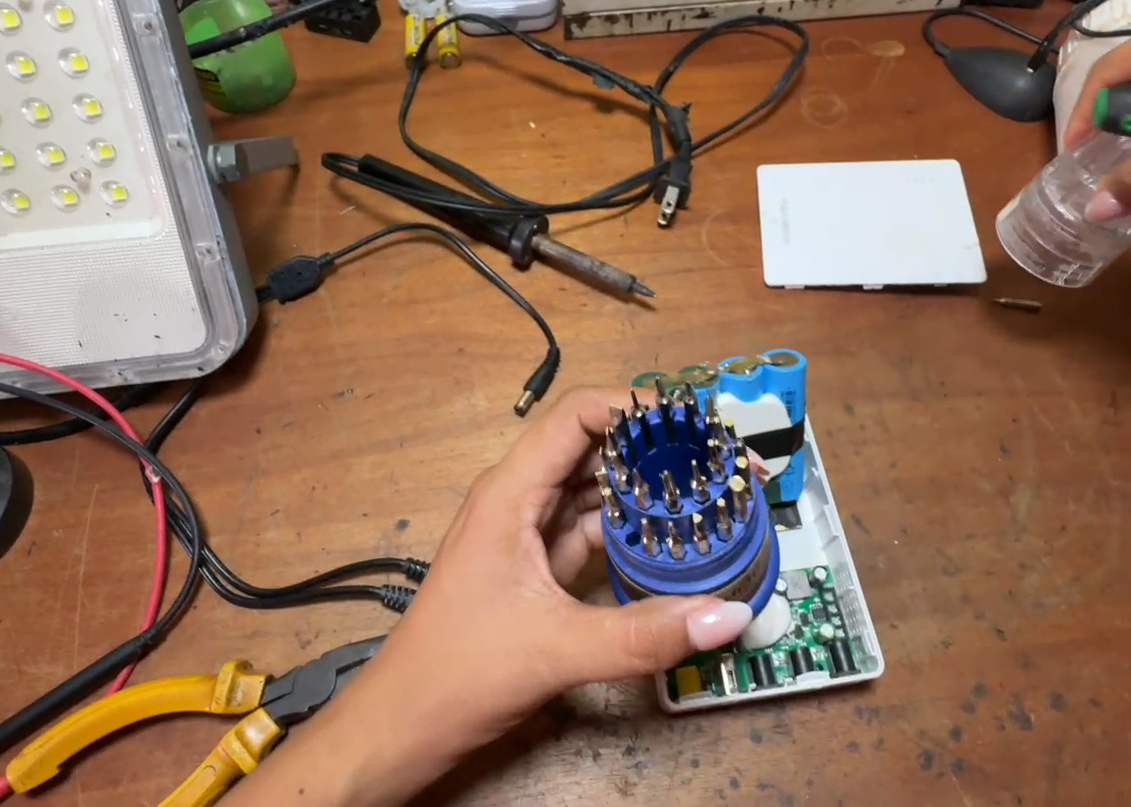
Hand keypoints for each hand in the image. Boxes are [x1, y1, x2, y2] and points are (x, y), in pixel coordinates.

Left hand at [242, 389, 752, 806]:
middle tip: (717, 458)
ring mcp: (530, 528)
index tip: (689, 421)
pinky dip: (633, 526)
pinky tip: (673, 536)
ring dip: (647, 485)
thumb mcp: (554, 650)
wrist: (402, 724)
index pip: (575, 415)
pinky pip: (594, 526)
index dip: (632, 406)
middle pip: (592, 445)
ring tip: (708, 488)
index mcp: (510, 490)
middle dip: (653, 446)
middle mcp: (521, 496)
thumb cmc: (457, 672)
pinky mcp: (540, 560)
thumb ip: (643, 634)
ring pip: (596, 486)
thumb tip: (728, 615)